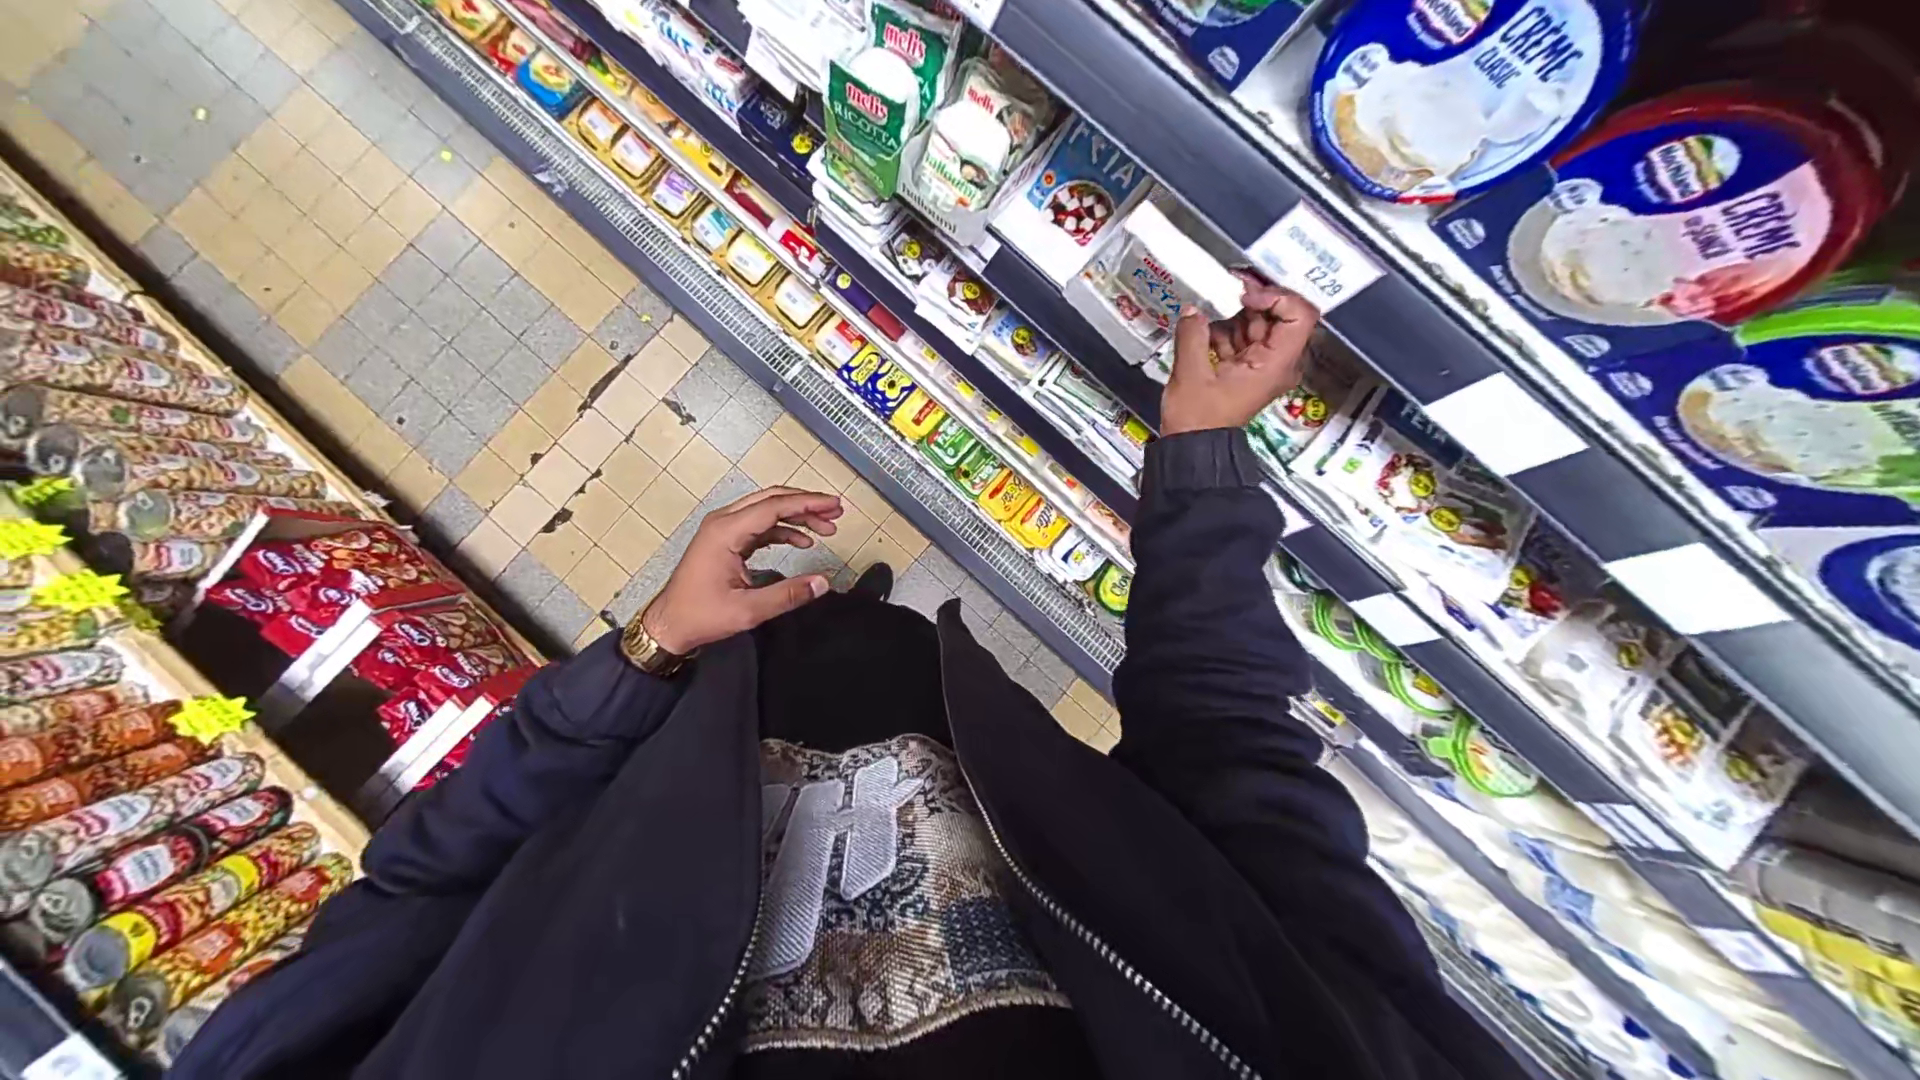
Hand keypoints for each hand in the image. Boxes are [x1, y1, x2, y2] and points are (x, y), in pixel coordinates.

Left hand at [640, 487, 844, 653]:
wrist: (668, 625)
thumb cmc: (701, 616)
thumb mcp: (748, 610)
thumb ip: (788, 595)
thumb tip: (823, 582)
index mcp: (726, 532)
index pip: (774, 506)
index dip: (808, 503)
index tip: (834, 505)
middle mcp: (724, 522)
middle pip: (772, 499)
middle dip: (806, 503)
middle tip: (836, 510)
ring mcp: (723, 530)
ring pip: (767, 510)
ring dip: (797, 515)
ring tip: (827, 527)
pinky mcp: (725, 540)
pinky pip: (760, 525)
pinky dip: (784, 528)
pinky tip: (804, 540)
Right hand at [1161, 278, 1319, 435]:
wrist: (1191, 447)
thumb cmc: (1197, 420)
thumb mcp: (1190, 374)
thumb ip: (1193, 335)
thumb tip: (1193, 310)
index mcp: (1275, 364)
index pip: (1300, 315)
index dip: (1277, 297)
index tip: (1245, 297)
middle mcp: (1276, 362)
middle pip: (1277, 316)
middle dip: (1251, 300)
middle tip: (1224, 288)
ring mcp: (1260, 365)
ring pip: (1256, 325)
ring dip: (1232, 314)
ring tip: (1207, 308)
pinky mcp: (1243, 368)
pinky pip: (1240, 339)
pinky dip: (1223, 330)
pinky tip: (1203, 328)